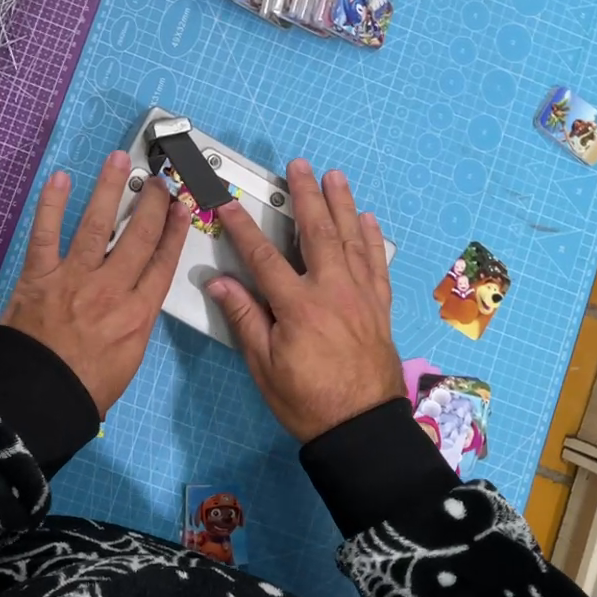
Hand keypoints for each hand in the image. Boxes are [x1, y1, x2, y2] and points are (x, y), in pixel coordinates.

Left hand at [0, 150, 187, 414]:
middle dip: (151, 203)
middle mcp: (110, 288)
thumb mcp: (128, 361)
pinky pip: (46, 233)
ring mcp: (74, 277)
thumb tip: (137, 295)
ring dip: (109, 188)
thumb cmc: (85, 390)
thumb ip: (135, 322)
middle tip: (158, 180)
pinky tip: (59, 179)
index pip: (162, 262)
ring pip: (97, 224)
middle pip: (138, 236)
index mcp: (137, 314)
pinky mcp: (39, 274)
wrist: (36, 400)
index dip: (174, 231)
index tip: (182, 207)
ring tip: (119, 160)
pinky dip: (51, 204)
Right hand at [207, 160, 401, 441]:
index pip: (264, 258)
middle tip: (299, 166)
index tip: (228, 203)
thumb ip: (244, 318)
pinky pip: (376, 264)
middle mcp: (333, 292)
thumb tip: (218, 281)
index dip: (243, 228)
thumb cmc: (306, 400)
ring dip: (342, 205)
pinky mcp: (379, 308)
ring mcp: (361, 297)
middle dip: (306, 197)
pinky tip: (368, 220)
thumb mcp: (264, 365)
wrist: (363, 430)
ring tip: (335, 177)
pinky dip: (372, 239)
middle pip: (318, 234)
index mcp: (299, 307)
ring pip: (352, 240)